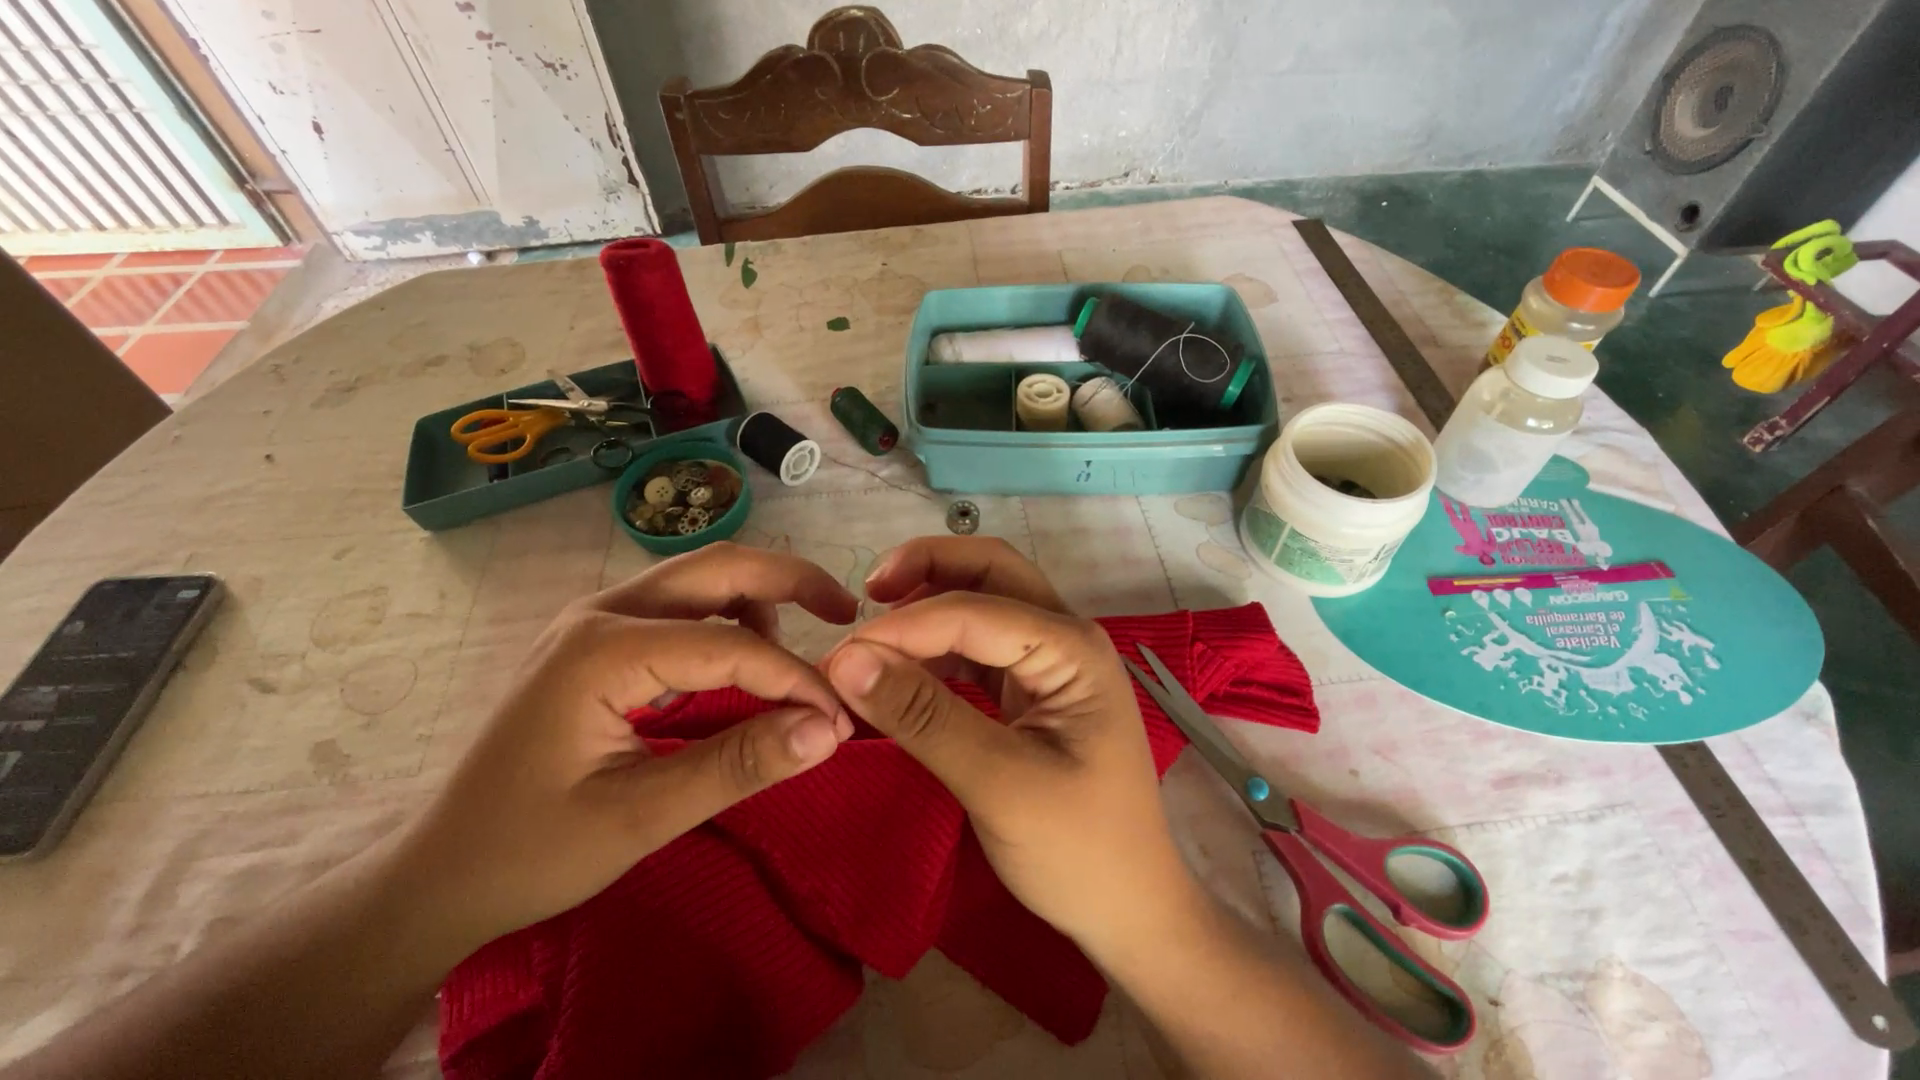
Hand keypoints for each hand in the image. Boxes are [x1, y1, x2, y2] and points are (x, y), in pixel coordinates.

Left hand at [398, 543, 858, 949]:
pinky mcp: (592, 642)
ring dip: (756, 599)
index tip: (840, 723)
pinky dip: (724, 620)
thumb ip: (739, 765)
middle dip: (790, 581)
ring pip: (696, 579)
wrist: (438, 874)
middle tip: (846, 617)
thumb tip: (829, 730)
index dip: (796, 679)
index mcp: (604, 649)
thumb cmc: (531, 851)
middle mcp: (599, 613)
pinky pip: (675, 608)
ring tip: (798, 653)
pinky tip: (741, 665)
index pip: (732, 644)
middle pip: (715, 566)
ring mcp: (591, 622)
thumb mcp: (642, 817)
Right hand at [826, 538, 1200, 948]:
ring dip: (929, 606)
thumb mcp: (998, 784)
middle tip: (864, 595)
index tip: (836, 660)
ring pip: (984, 604)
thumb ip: (923, 717)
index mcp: (1072, 648)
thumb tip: (846, 660)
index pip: (973, 609)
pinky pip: (979, 650)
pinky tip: (899, 669)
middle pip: (991, 572)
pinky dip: (936, 649)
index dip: (901, 626)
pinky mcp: (1032, 694)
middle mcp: (1065, 640)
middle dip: (927, 570)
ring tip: (870, 634)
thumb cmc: (1078, 850)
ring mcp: (1051, 665)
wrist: (1130, 910)